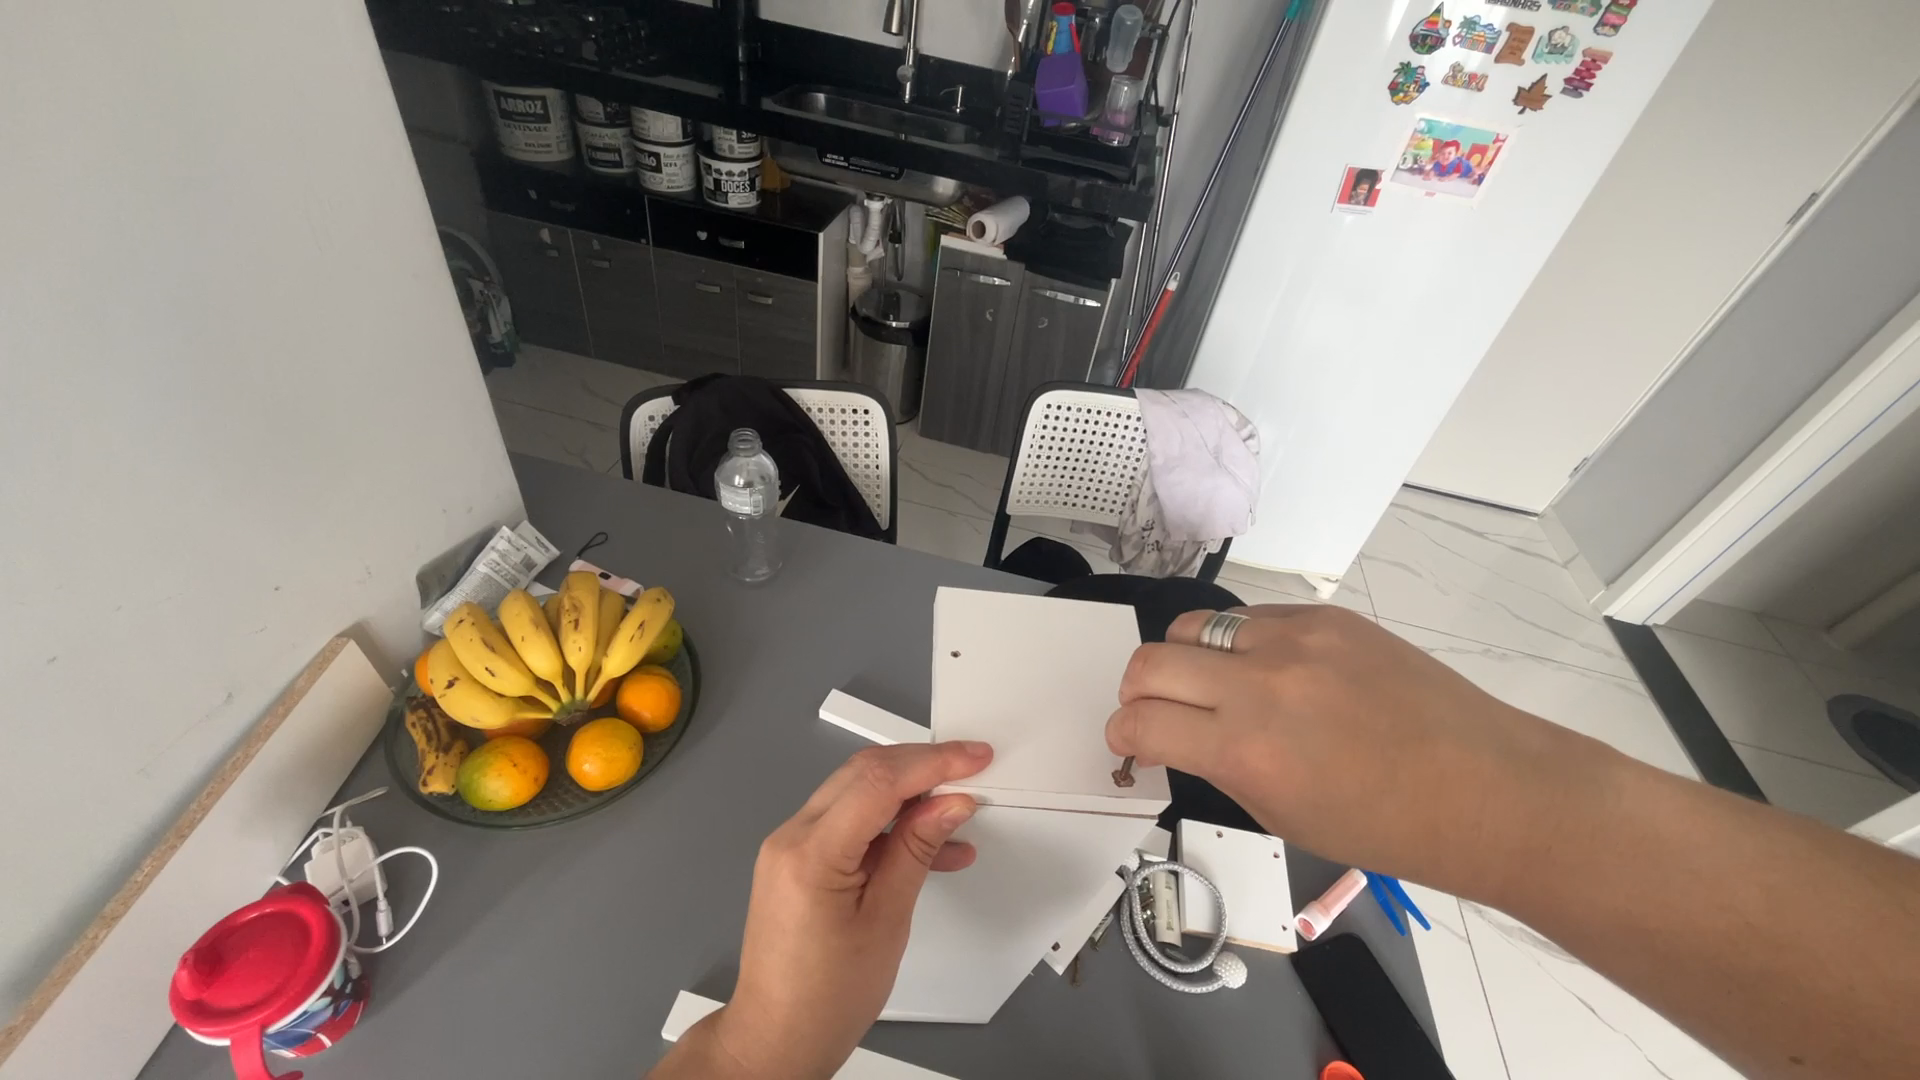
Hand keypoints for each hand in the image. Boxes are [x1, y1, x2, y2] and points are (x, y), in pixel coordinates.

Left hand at [655, 741, 991, 1079]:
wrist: (777, 1038)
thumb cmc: (828, 997)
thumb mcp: (887, 921)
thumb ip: (918, 850)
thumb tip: (951, 803)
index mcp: (810, 854)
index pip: (878, 782)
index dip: (933, 762)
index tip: (974, 758)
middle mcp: (792, 836)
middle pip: (864, 772)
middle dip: (922, 765)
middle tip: (971, 769)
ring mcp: (790, 843)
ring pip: (858, 789)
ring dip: (909, 791)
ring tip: (957, 810)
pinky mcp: (798, 855)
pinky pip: (849, 819)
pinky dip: (890, 822)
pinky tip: (931, 843)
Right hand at [1106, 605, 1616, 900]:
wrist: (1491, 791)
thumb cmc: (1386, 828)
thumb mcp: (1280, 815)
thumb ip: (1216, 765)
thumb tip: (1174, 735)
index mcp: (1246, 751)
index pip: (1140, 722)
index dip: (1120, 733)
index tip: (1128, 740)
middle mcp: (1259, 685)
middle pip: (1148, 661)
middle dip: (1134, 691)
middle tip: (1152, 709)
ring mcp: (1294, 640)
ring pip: (1191, 626)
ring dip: (1183, 659)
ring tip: (1208, 682)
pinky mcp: (1325, 616)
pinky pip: (1249, 617)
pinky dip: (1238, 643)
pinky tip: (1266, 669)